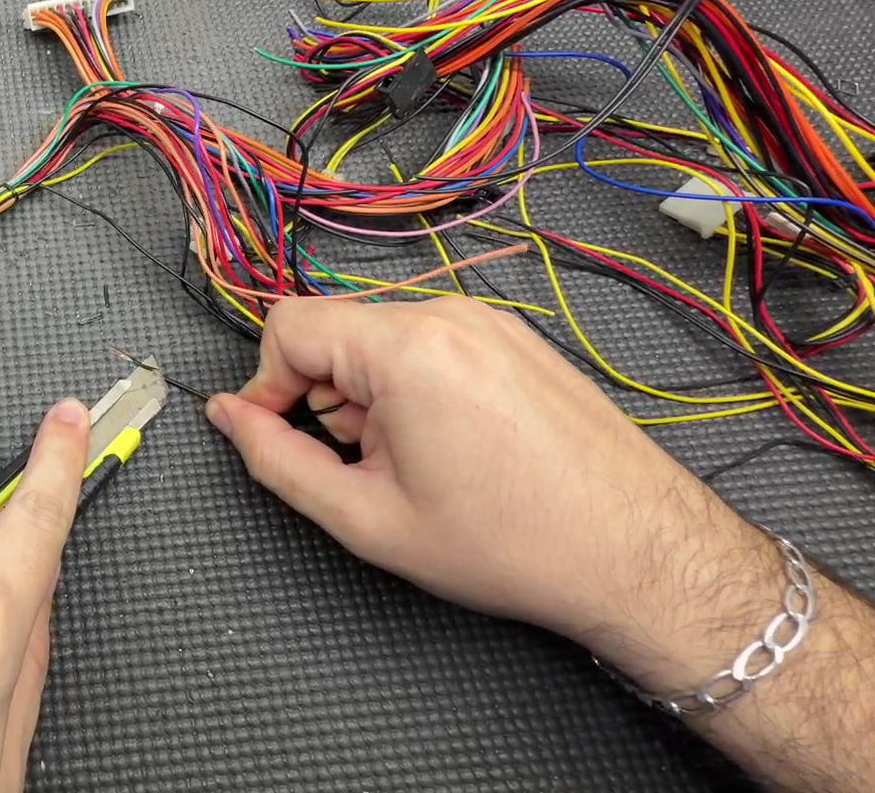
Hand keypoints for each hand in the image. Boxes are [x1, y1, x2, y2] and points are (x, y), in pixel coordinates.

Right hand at [203, 295, 764, 648]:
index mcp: (407, 348)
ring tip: (406, 452)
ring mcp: (483, 318)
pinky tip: (440, 436)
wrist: (648, 561)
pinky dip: (401, 380)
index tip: (278, 432)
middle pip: (328, 328)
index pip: (287, 326)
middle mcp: (445, 314)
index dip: (265, 383)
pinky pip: (416, 338)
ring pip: (370, 334)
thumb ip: (272, 458)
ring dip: (361, 389)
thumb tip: (226, 413)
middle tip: (359, 456)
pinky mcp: (506, 333)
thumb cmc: (509, 545)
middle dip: (320, 391)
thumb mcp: (363, 516)